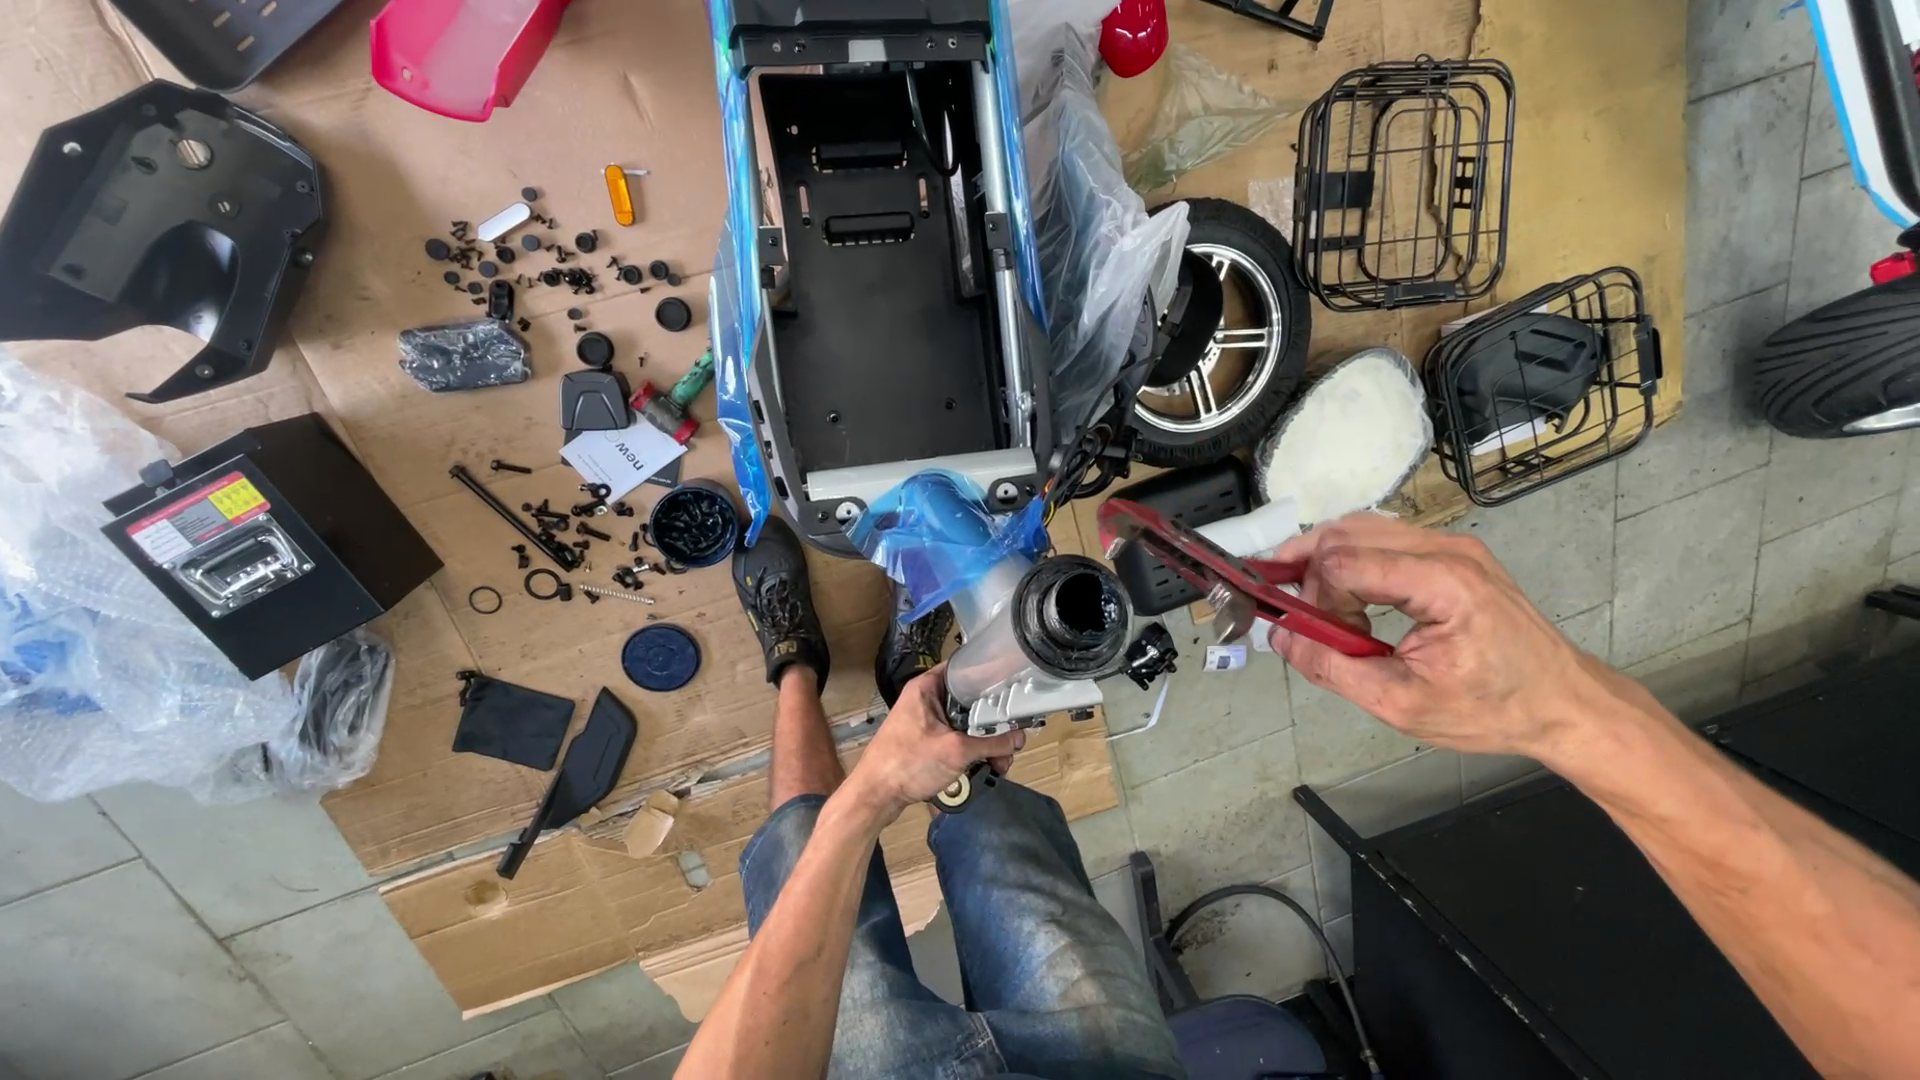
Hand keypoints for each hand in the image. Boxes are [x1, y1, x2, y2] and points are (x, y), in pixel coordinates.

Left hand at [844, 664, 1024, 816]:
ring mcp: (926, 721)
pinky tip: (987, 766)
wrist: (875, 795)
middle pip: (970, 701)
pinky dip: (973, 751)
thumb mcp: (957, 751)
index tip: (1013, 687)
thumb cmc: (909, 763)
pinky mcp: (927, 741)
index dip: (990, 676)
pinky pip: (957, 738)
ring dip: (986, 742)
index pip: (965, 668)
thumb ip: (993, 743)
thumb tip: (1021, 737)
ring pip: (966, 723)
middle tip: (1011, 740)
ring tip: (1001, 763)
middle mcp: (927, 698)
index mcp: (927, 687)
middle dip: (993, 722)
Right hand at [1268, 513, 1617, 761]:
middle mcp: (1445, 548)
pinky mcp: (1449, 550)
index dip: (1315, 599)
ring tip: (1322, 609)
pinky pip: (1379, 537)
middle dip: (1311, 577)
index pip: (1343, 562)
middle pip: (1343, 535)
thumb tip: (1280, 637)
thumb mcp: (1400, 703)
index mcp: (1442, 583)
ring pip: (1356, 528)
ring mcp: (1450, 543)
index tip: (1321, 637)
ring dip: (1325, 564)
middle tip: (1312, 623)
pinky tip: (1346, 594)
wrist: (1565, 704)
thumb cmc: (1491, 709)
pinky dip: (1349, 560)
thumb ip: (1331, 667)